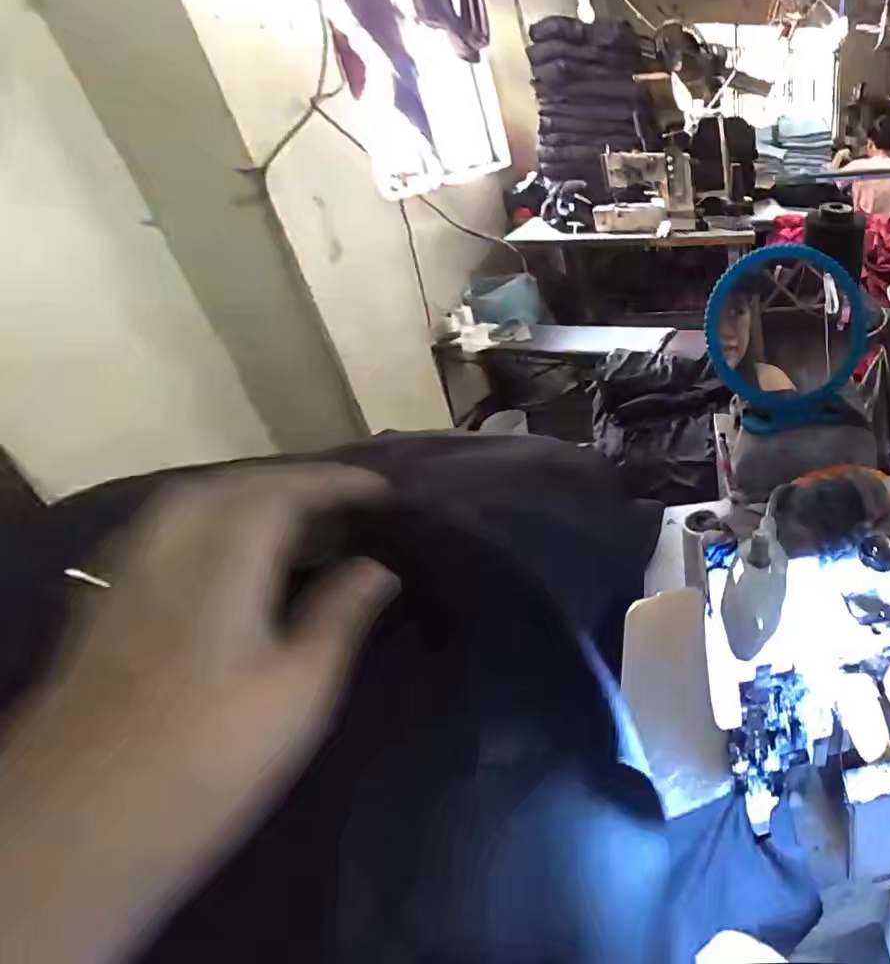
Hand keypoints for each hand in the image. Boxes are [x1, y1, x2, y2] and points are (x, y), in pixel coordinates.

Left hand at [0, 466, 399, 963]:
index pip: (266, 502)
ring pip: (171, 517)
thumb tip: (377, 566)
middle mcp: (153, 583)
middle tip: (343, 494)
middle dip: (283, 478)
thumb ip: (338, 620)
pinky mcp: (98, 631)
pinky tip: (241, 557)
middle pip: (207, 494)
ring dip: (243, 497)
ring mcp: (114, 605)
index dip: (329, 483)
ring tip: (303, 515)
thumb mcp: (299, 696)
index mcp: (210, 593)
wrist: (60, 856)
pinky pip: (155, 548)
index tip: (385, 491)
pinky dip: (209, 529)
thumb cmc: (206, 769)